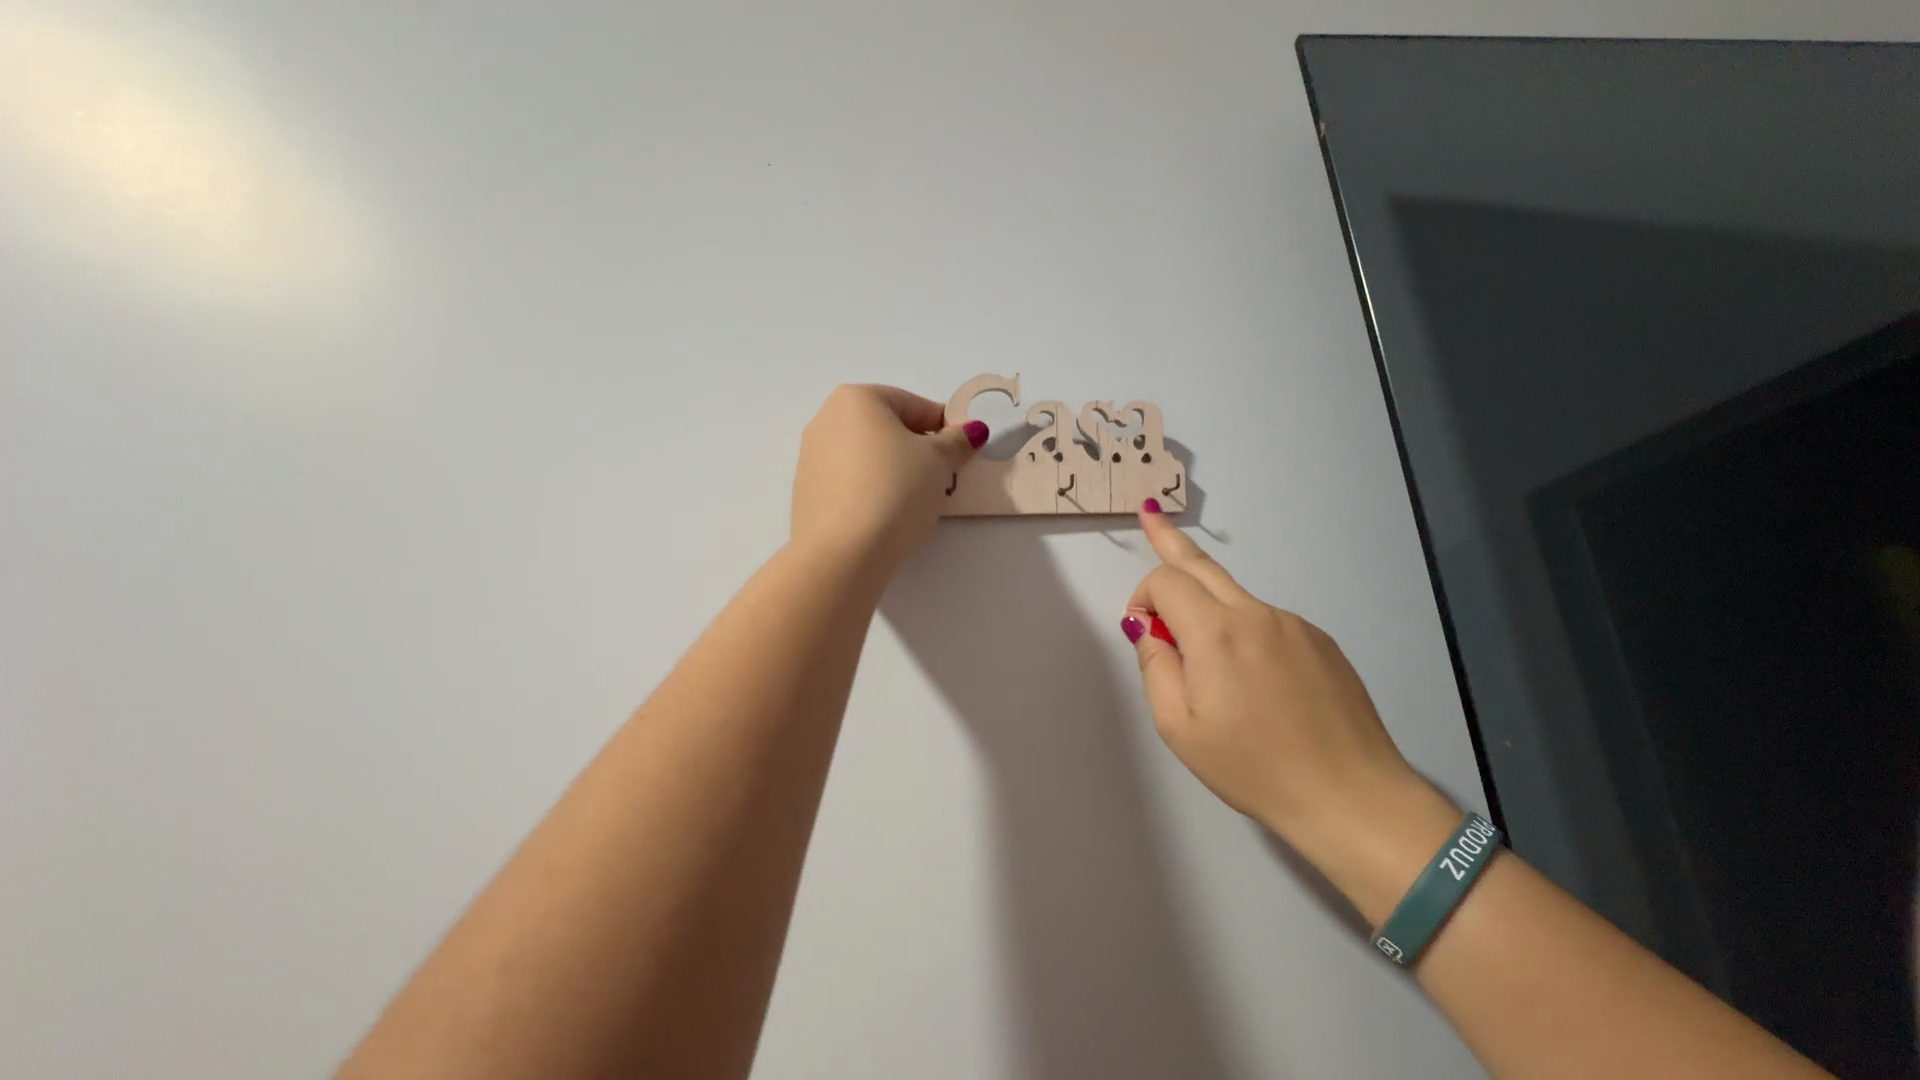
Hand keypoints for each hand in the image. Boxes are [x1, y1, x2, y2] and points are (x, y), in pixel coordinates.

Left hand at [790, 384, 985, 567]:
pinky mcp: (806, 492)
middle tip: (940, 477)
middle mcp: (825, 419)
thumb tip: (970, 431)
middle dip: (916, 449)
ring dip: (893, 470)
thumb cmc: (895, 490)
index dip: (944, 427)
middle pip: (886, 428)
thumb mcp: (938, 462)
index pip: (913, 405)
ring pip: (866, 456)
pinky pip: (849, 481)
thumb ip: (956, 441)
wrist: (844, 551)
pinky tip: (885, 514)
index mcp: (856, 399)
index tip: (961, 452)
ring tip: (913, 500)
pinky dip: (870, 490)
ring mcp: (810, 457)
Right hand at [1120, 502, 1457, 906]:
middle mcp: (1257, 614)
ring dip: (1207, 605)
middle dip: (1169, 542)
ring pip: (1236, 598)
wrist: (1350, 795)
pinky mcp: (1321, 642)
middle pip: (1202, 566)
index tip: (1142, 633)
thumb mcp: (1180, 727)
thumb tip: (1149, 628)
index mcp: (1216, 633)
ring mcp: (1295, 625)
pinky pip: (1267, 623)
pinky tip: (1254, 681)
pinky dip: (1244, 632)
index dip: (1142, 598)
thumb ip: (1155, 667)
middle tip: (1149, 515)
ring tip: (1201, 650)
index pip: (1166, 581)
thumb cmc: (1253, 768)